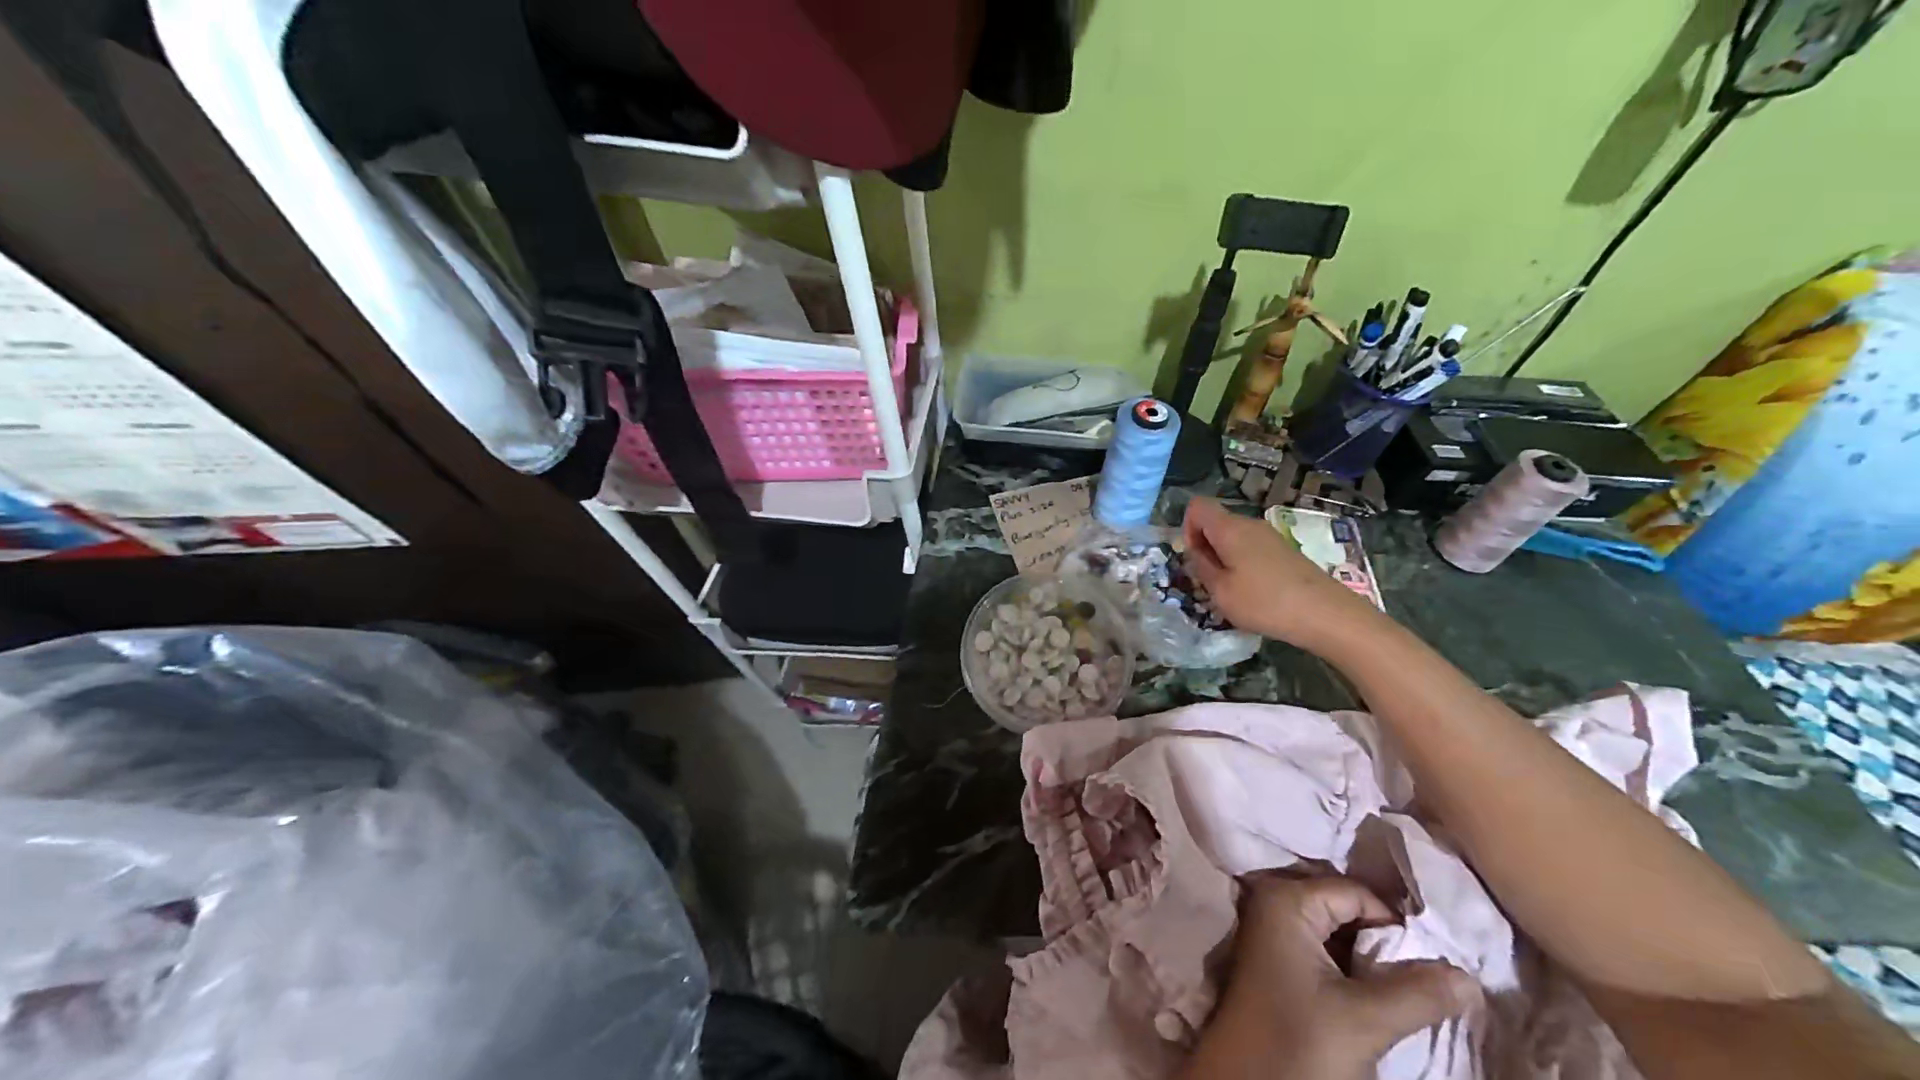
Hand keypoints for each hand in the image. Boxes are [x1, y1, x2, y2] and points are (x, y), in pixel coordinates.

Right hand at [1181, 497, 1379, 649]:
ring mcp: (1270, 536)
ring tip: (1232, 589)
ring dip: (1224, 557)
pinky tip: (1255, 591)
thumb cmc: (1264, 602)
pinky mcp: (1284, 550)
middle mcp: (1250, 524)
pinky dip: (1243, 563)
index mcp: (1229, 529)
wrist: (1325, 613)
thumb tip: (1196, 552)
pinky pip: (1251, 547)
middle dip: (1205, 546)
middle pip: (1216, 522)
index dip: (1187, 528)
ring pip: (1234, 536)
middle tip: (1210, 580)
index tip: (1194, 558)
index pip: (1197, 507)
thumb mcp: (1220, 592)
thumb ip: (1201, 567)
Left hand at [1188, 875, 1480, 1079]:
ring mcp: (1272, 934)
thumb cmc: (1296, 1042)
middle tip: (1427, 978)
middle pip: (1347, 910)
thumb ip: (1419, 993)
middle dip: (1387, 942)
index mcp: (1286, 900)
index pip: (1357, 893)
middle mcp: (1274, 904)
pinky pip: (1325, 953)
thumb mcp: (1364, 1020)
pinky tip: (1380, 999)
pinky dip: (1354, 972)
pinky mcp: (1277, 964)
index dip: (1397, 925)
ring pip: (1338, 934)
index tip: (1435, 963)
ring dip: (1373, 961)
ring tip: (1409, 993)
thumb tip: (1471, 977)